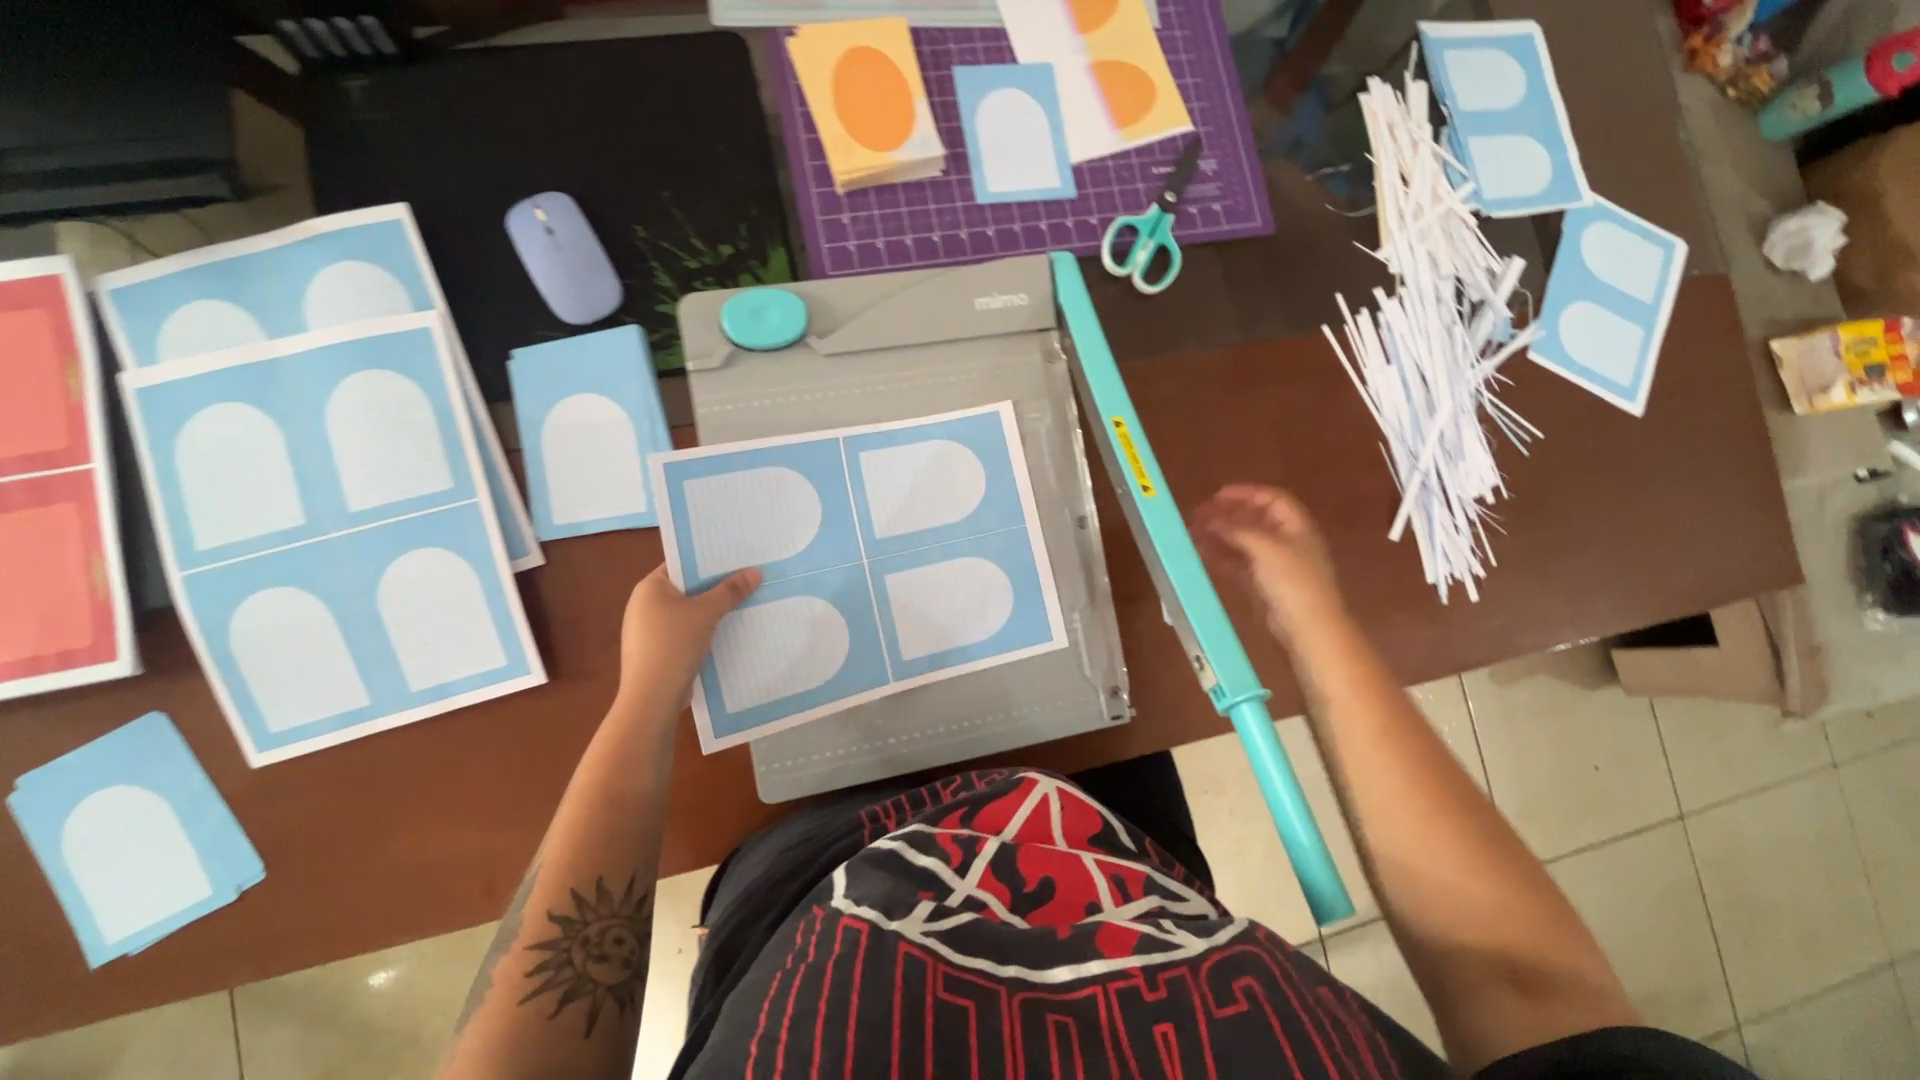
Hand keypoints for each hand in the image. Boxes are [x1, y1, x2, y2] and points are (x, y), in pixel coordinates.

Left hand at [616, 564, 761, 713]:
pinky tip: (728, 633)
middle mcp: (644, 604)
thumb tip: (756, 571)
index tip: (737, 558)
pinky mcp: (658, 651)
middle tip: (748, 578)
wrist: (651, 697)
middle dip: (716, 586)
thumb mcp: (706, 613)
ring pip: (688, 612)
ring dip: (712, 611)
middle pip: (687, 588)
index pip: (681, 564)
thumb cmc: (673, 644)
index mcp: (649, 587)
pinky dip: (704, 631)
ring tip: (745, 603)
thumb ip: (730, 590)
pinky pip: (686, 632)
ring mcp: (649, 630)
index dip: (708, 561)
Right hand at [1192, 485, 1344, 642]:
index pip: (1271, 499)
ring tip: (1193, 535)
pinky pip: (1239, 564)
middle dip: (1227, 516)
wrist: (1308, 626)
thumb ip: (1237, 530)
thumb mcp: (1266, 548)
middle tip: (1199, 516)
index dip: (1246, 494)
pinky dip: (1221, 557)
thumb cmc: (1293, 581)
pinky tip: (1202, 555)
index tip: (1217, 495)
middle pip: (1255, 520)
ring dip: (1220, 536)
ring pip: (1243, 543)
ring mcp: (1275, 564)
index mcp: (1296, 526)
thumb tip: (1212, 519)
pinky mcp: (1263, 584)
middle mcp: (1286, 541)